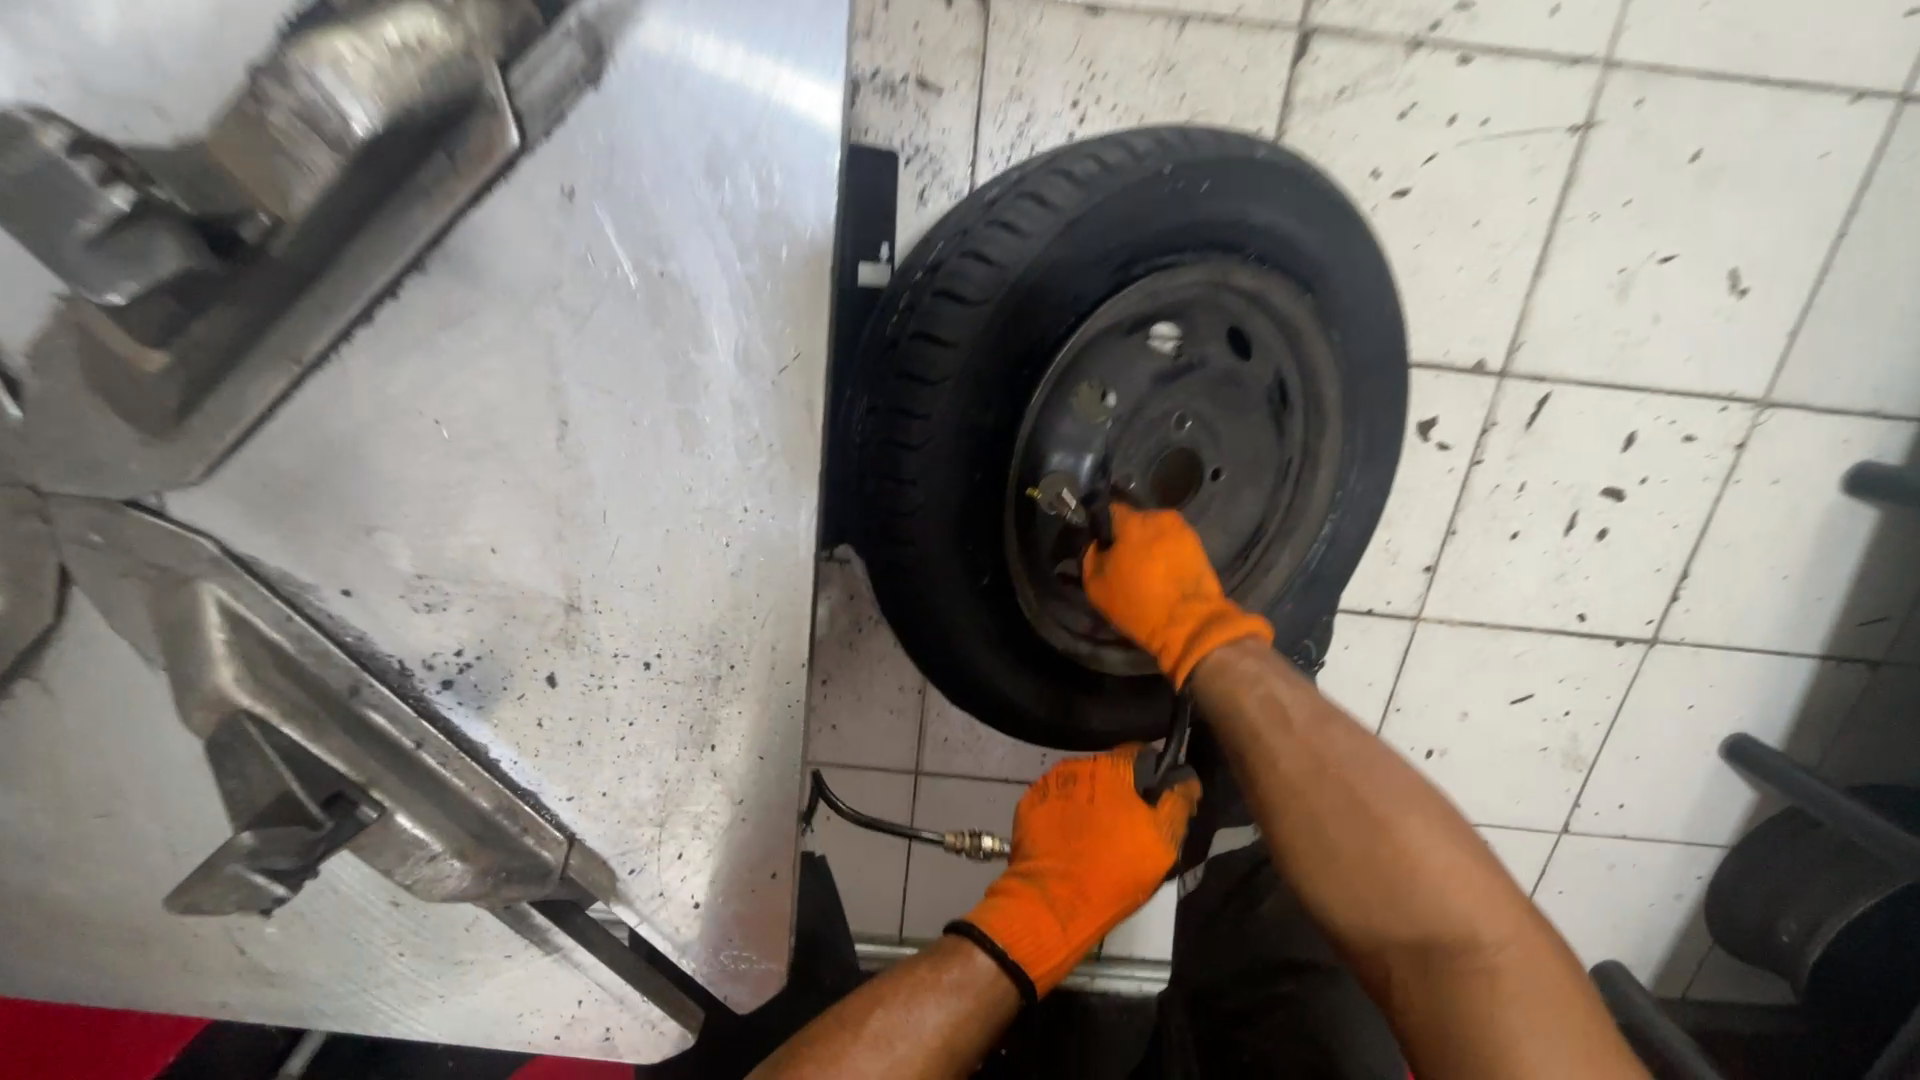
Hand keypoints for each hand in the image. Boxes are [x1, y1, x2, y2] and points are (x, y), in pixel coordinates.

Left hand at [950, 746, 1200, 998]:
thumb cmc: (1114, 871)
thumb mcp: (1163, 842)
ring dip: (1092, 800)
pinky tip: (1070, 840)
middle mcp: (1076, 764)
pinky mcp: (1027, 805)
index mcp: (1112, 767)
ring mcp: (1047, 784)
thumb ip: (1178, 803)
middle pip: (1109, 770)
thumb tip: (1186, 779)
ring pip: (1081, 785)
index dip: (1156, 774)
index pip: (1141, 753)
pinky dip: (1066, 814)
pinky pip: (1056, 802)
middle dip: (1121, 790)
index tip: (1159, 800)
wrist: (1052, 902)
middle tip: (1130, 824)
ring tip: (1097, 835)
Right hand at [1080, 503, 1273, 686]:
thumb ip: (1091, 557)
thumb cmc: (1139, 604)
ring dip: (1149, 544)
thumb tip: (1097, 545)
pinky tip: (1163, 573)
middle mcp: (1160, 516)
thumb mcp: (1096, 586)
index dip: (1103, 527)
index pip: (1110, 510)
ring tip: (1146, 569)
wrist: (1190, 624)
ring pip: (1156, 531)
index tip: (1102, 545)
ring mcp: (1184, 529)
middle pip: (1136, 520)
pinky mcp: (1199, 544)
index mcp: (1133, 521)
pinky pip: (1173, 542)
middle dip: (1128, 536)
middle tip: (1124, 560)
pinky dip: (1166, 552)